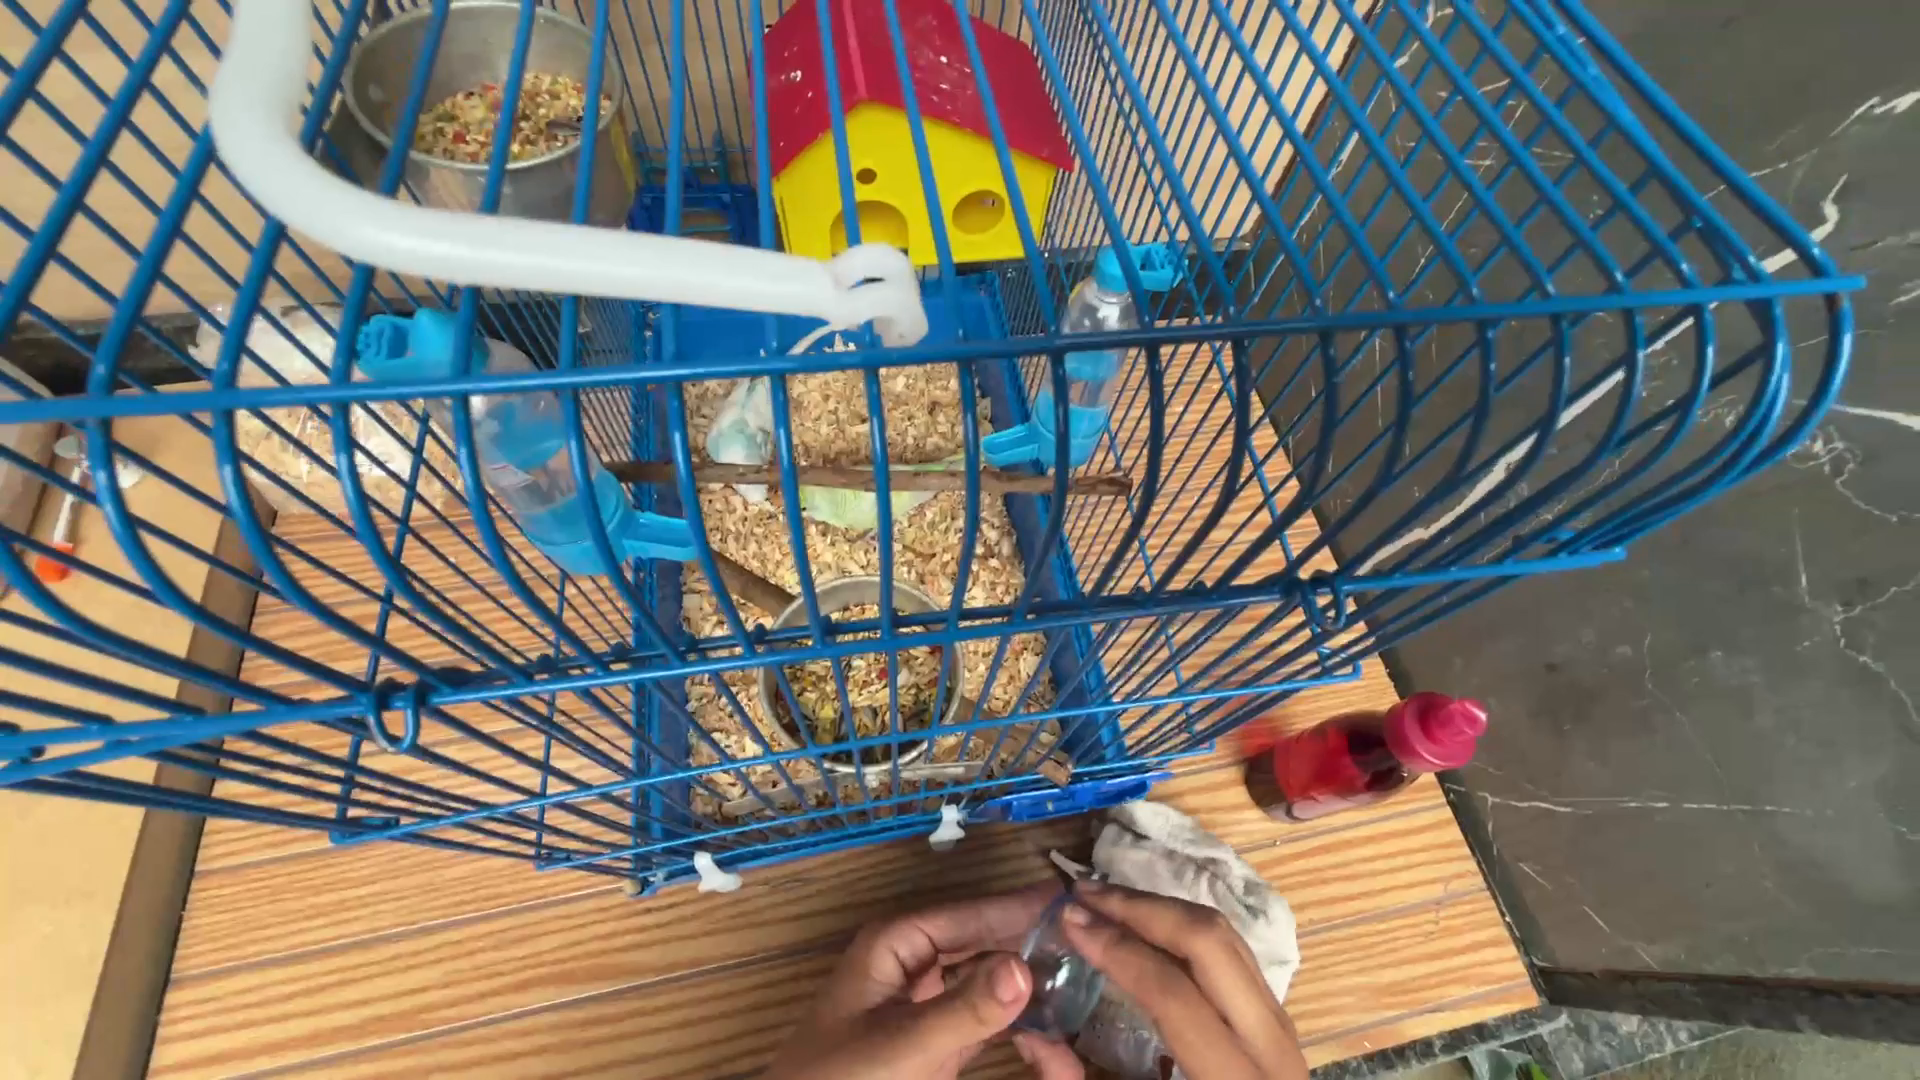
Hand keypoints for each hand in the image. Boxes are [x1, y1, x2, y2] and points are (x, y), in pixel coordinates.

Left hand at [767, 882, 1065, 1079]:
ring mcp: (926, 1002)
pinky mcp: (936, 1040)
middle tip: (1084, 944)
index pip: (970, 915)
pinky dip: (1016, 1025)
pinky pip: (985, 1020)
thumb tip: (1026, 967)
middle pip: (983, 941)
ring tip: (1078, 986)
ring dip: (1028, 987)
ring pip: (988, 979)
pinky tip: (1050, 1035)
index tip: (1068, 900)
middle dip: (1029, 944)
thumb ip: (963, 1010)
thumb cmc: (840, 1078)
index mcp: (898, 943)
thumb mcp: (901, 1046)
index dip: (1018, 906)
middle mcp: (915, 962)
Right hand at [1059, 880, 1307, 1079]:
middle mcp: (1272, 1046)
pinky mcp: (1277, 1016)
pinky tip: (1142, 922)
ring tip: (1104, 899)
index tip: (1067, 919)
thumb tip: (1030, 1033)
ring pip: (1224, 933)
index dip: (1116, 949)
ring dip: (1159, 907)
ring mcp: (1282, 1024)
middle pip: (1208, 941)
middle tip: (1082, 894)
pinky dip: (1181, 924)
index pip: (1173, 992)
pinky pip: (1230, 948)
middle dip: (1139, 907)